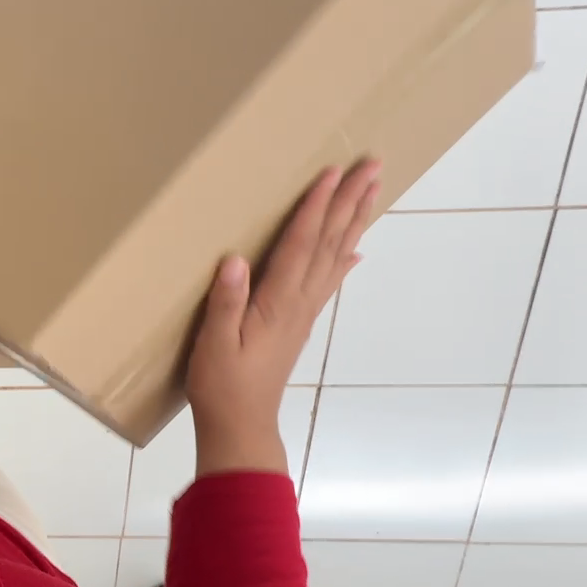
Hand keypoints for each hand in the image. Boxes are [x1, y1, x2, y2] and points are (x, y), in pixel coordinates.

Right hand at [187, 160, 381, 476]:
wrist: (241, 420)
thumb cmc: (221, 383)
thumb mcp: (213, 343)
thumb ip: (226, 302)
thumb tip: (235, 259)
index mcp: (277, 303)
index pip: (299, 246)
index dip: (313, 209)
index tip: (330, 174)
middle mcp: (299, 302)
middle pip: (329, 243)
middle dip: (348, 203)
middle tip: (372, 166)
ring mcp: (303, 313)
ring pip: (335, 257)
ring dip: (353, 221)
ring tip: (371, 191)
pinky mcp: (298, 323)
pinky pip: (327, 282)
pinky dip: (343, 260)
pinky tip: (354, 250)